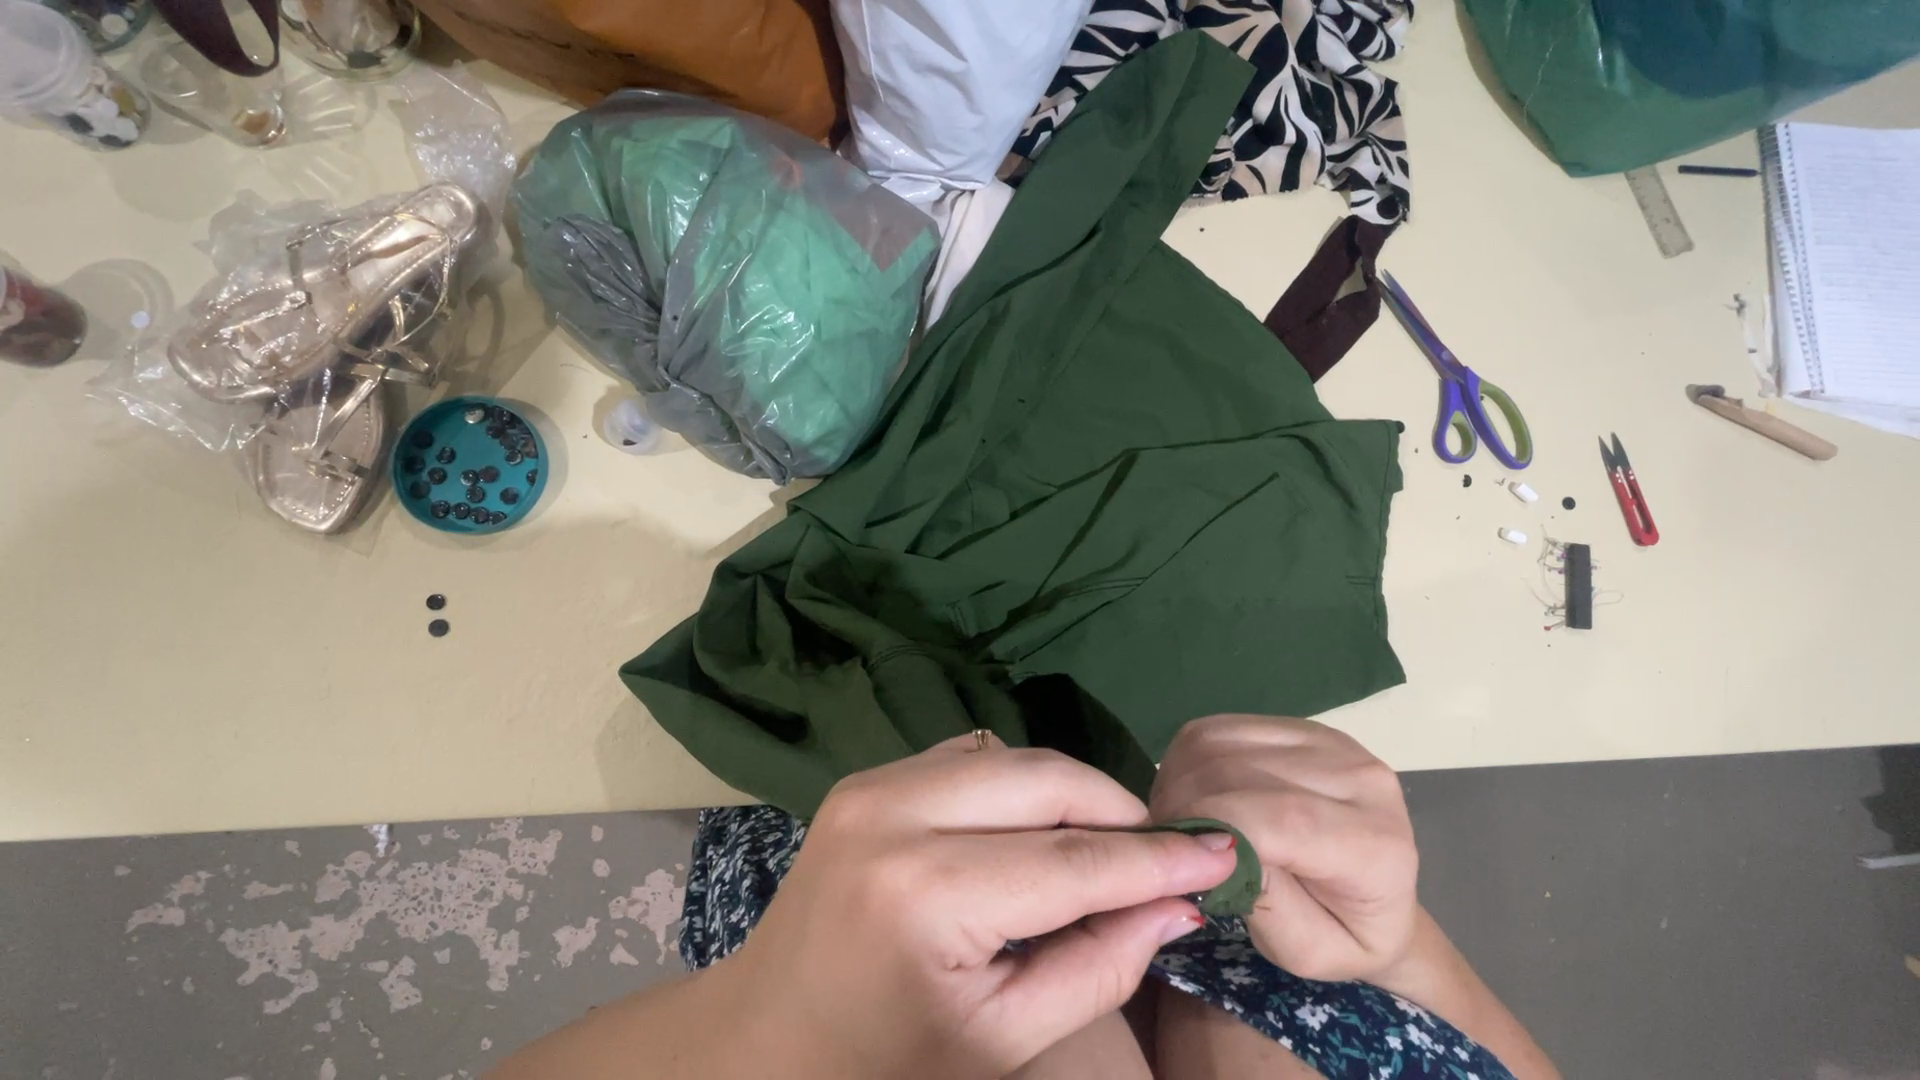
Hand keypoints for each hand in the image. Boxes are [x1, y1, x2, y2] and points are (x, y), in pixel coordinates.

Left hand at [721, 734, 1238, 1078]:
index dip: (1156, 858)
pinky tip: (1031, 830)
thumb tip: (1178, 901)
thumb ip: (1100, 964)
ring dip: (1071, 794)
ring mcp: (874, 783)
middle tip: (1162, 853)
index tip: (1223, 852)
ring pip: (1012, 758)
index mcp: (926, 895)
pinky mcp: (868, 776)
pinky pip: (971, 758)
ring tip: (1101, 848)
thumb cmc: (888, 1057)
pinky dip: (1019, 785)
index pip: (1072, 862)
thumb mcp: (1007, 1039)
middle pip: (1045, 781)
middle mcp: (896, 813)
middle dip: (1118, 811)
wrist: (769, 1033)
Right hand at [1149, 715, 1419, 984]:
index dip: (1210, 823)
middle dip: (1182, 803)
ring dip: (1179, 778)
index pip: (1280, 817)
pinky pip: (1220, 728)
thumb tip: (1220, 849)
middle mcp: (1360, 779)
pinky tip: (1192, 792)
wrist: (1380, 904)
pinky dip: (1190, 759)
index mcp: (1374, 845)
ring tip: (1178, 818)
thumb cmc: (1344, 939)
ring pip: (1220, 742)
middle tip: (1164, 840)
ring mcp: (1330, 743)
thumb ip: (1271, 907)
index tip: (1172, 849)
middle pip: (1238, 770)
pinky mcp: (1300, 727)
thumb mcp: (1310, 953)